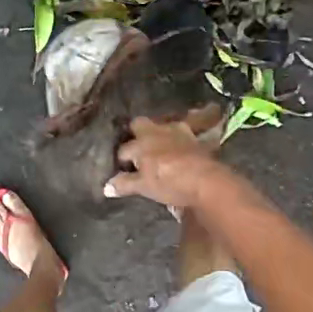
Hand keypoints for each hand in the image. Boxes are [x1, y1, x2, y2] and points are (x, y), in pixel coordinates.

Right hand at [103, 114, 230, 208]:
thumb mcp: (144, 187)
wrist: (205, 181)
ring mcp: (178, 131)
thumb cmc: (168, 182)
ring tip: (161, 147)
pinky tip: (188, 139)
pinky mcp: (196, 136)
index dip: (122, 160)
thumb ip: (125, 184)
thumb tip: (107, 187)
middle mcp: (157, 131)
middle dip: (136, 134)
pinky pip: (193, 124)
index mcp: (140, 142)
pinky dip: (187, 130)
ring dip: (161, 133)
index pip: (124, 149)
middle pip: (140, 124)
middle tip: (138, 151)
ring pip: (164, 124)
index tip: (124, 170)